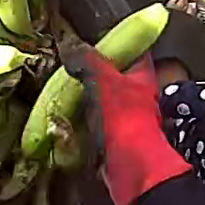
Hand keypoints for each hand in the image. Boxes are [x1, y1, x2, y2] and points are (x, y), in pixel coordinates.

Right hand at [63, 44, 192, 204]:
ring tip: (61, 85)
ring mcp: (126, 117)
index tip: (92, 35)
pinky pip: (93, 118)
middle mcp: (139, 95)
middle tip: (68, 61)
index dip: (116, 40)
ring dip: (84, 93)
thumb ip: (87, 61)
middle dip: (94, 69)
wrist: (131, 169)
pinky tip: (65, 112)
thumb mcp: (103, 82)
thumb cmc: (125, 121)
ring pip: (103, 97)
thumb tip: (69, 42)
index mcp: (143, 76)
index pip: (133, 49)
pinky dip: (80, 115)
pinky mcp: (113, 136)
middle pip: (116, 74)